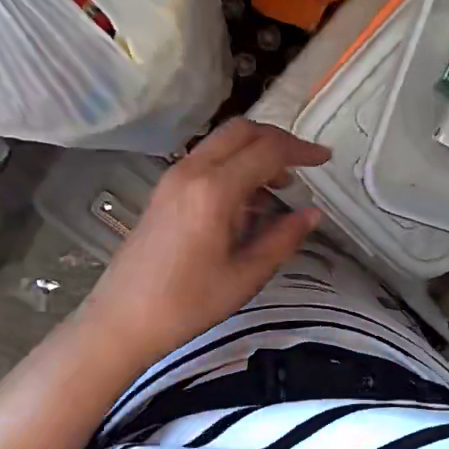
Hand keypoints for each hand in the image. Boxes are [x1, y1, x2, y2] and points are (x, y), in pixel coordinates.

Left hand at [78, 120, 330, 360]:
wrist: (123, 318)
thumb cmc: (188, 303)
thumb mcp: (246, 275)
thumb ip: (283, 238)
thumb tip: (312, 214)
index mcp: (215, 189)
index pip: (267, 150)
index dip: (301, 151)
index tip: (324, 159)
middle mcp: (192, 171)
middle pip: (242, 131)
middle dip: (277, 140)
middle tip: (302, 165)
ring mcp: (173, 178)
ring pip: (221, 143)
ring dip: (253, 153)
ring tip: (278, 190)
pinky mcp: (164, 190)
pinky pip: (205, 161)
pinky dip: (232, 166)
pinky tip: (245, 202)